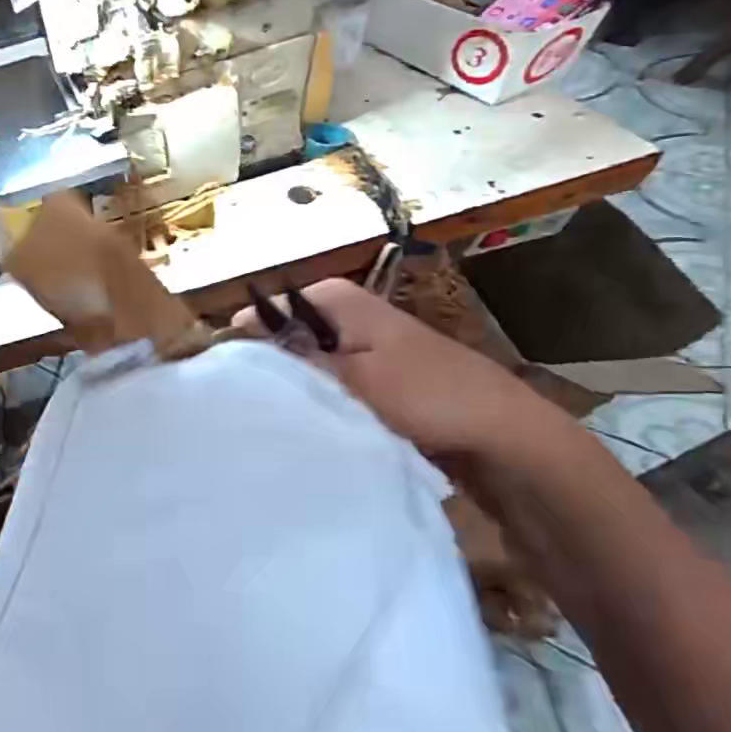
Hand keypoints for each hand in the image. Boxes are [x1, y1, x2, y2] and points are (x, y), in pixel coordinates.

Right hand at [229, 278, 570, 462]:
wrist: (502, 433)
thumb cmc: (426, 394)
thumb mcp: (353, 378)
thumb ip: (295, 359)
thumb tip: (236, 344)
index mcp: (336, 298)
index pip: (267, 311)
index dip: (245, 343)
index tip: (227, 383)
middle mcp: (345, 314)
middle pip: (286, 338)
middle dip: (271, 371)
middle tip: (249, 409)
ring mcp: (362, 346)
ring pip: (309, 365)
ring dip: (299, 392)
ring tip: (275, 422)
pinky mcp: (374, 378)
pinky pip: (331, 386)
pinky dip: (323, 404)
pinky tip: (311, 429)